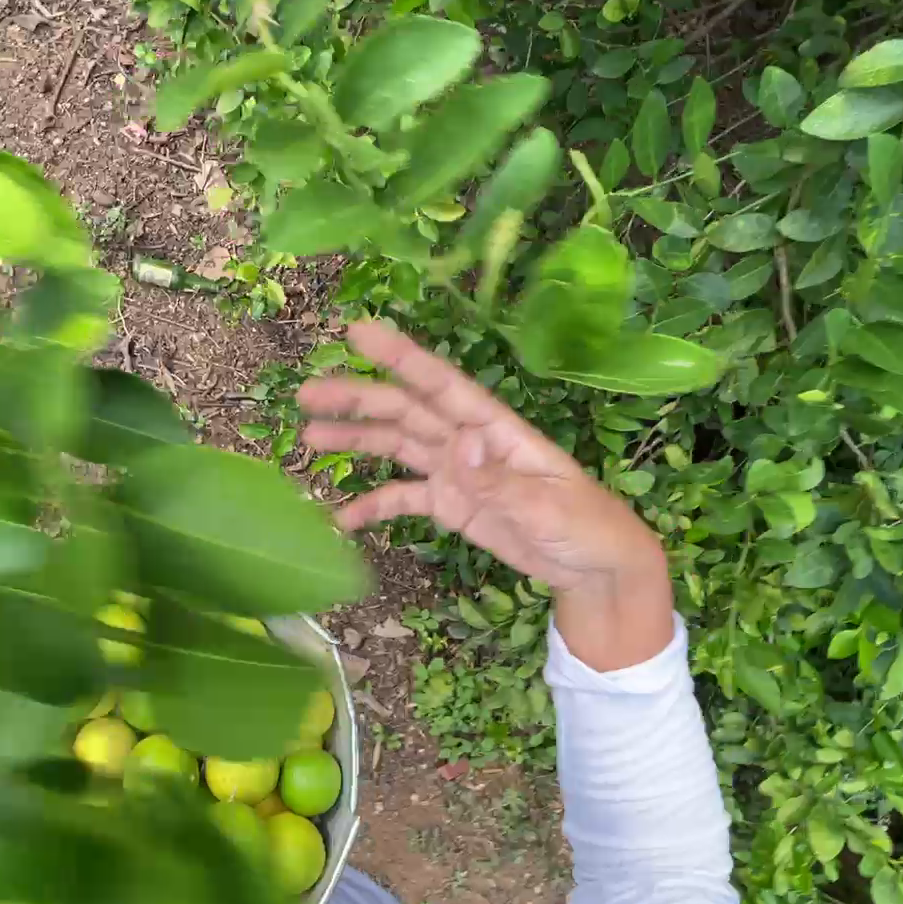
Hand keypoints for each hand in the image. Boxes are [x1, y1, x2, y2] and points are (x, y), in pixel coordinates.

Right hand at [296, 321, 674, 670]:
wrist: (594, 570)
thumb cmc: (586, 527)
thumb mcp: (546, 506)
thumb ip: (498, 478)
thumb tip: (460, 443)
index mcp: (495, 429)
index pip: (441, 386)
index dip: (400, 358)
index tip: (359, 333)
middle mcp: (467, 441)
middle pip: (406, 411)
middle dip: (358, 399)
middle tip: (307, 395)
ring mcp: (455, 472)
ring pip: (397, 445)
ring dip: (355, 439)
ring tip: (309, 436)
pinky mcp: (449, 503)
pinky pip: (403, 499)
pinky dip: (372, 505)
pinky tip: (341, 517)